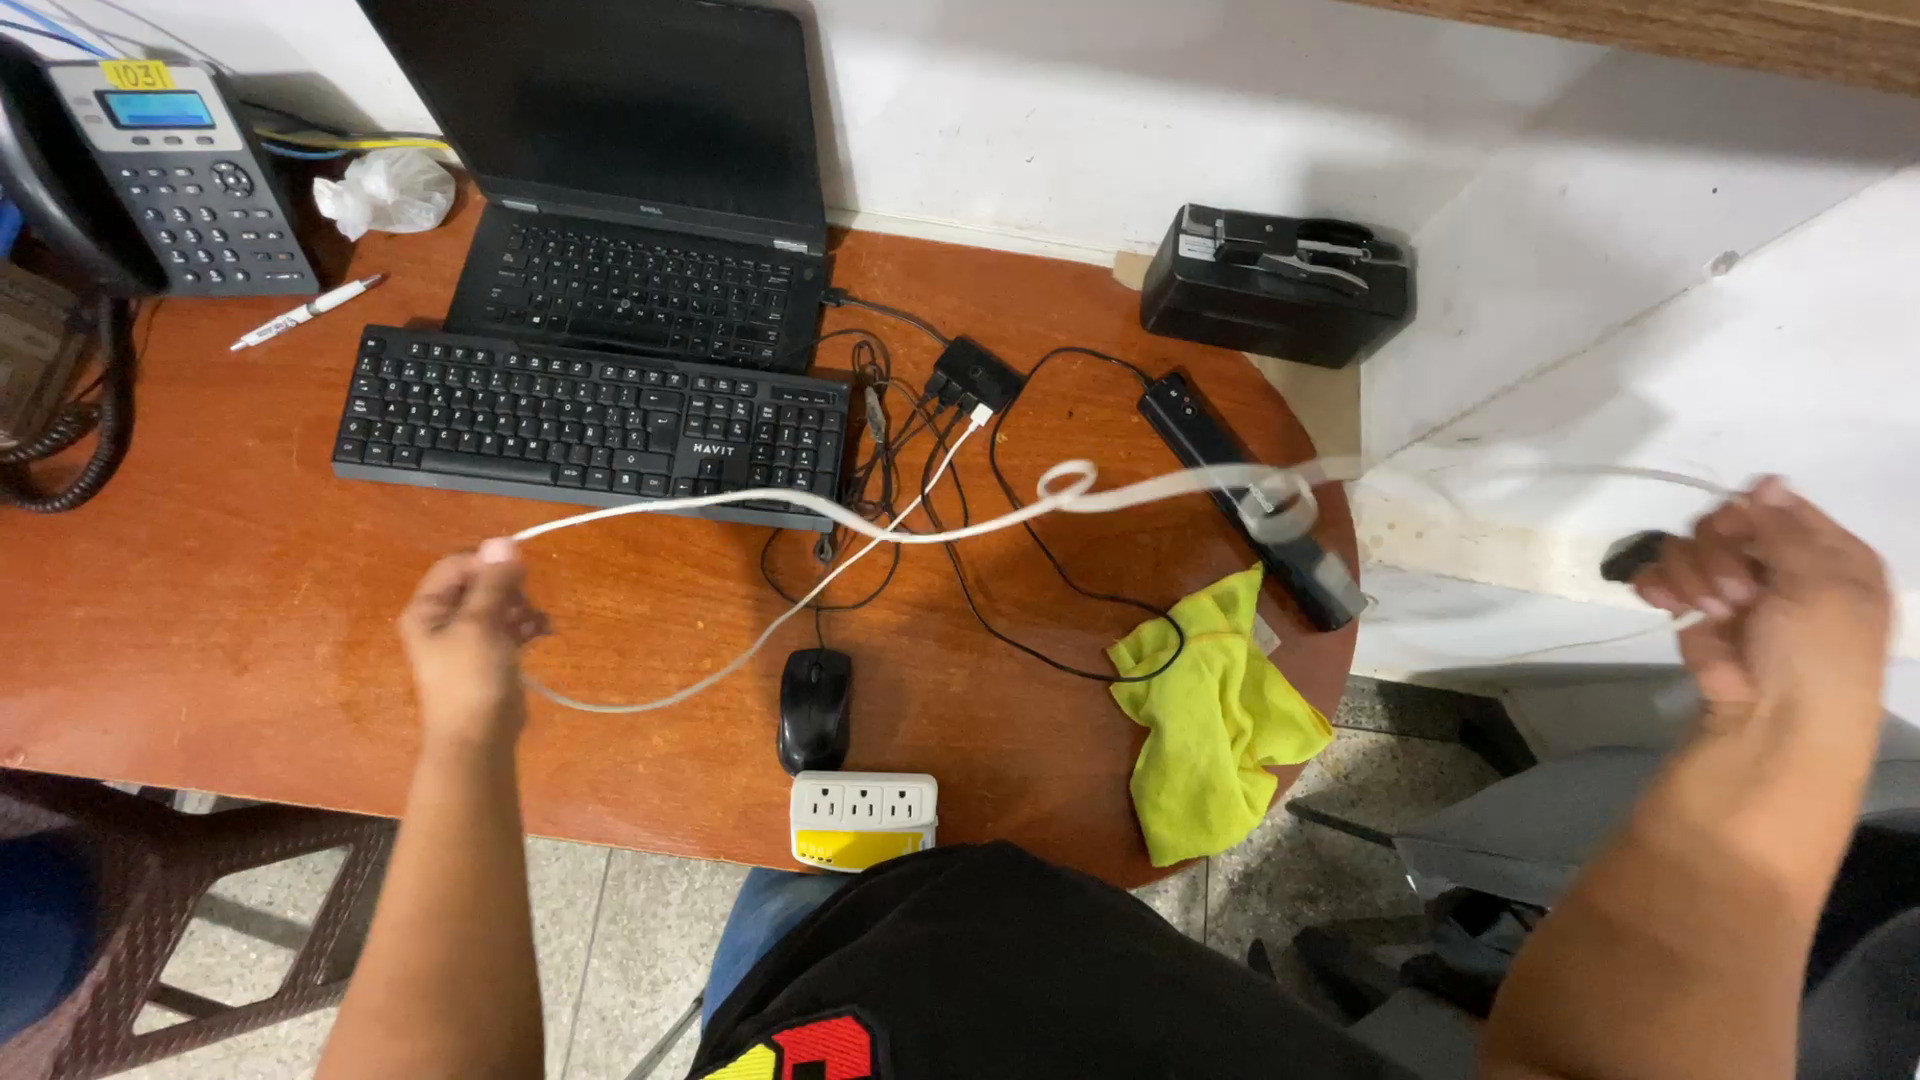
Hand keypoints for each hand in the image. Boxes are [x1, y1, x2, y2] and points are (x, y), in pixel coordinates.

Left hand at [398, 538, 550, 748]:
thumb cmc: (470, 678)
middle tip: (524, 605)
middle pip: (482, 583)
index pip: (458, 565)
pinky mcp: (492, 653)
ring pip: (501, 604)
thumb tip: (504, 540)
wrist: (478, 736)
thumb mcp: (480, 624)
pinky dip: (528, 626)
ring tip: (537, 624)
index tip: (518, 574)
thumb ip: (493, 582)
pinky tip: (543, 634)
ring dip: (524, 607)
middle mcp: (445, 619)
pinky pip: (512, 626)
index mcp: (429, 609)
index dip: (489, 564)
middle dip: (510, 588)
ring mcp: (469, 637)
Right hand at [1630, 477, 1890, 723]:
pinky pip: (1655, 573)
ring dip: (1692, 578)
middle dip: (1718, 556)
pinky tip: (1668, 604)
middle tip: (1738, 593)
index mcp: (1822, 552)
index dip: (1748, 517)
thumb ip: (1787, 531)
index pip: (1772, 506)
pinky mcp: (1686, 603)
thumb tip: (1765, 479)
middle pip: (1719, 523)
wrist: (1771, 710)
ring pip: (1683, 547)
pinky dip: (1656, 586)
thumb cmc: (1817, 651)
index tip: (1741, 536)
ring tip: (1712, 611)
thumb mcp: (1821, 586)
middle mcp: (1772, 561)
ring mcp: (1725, 582)